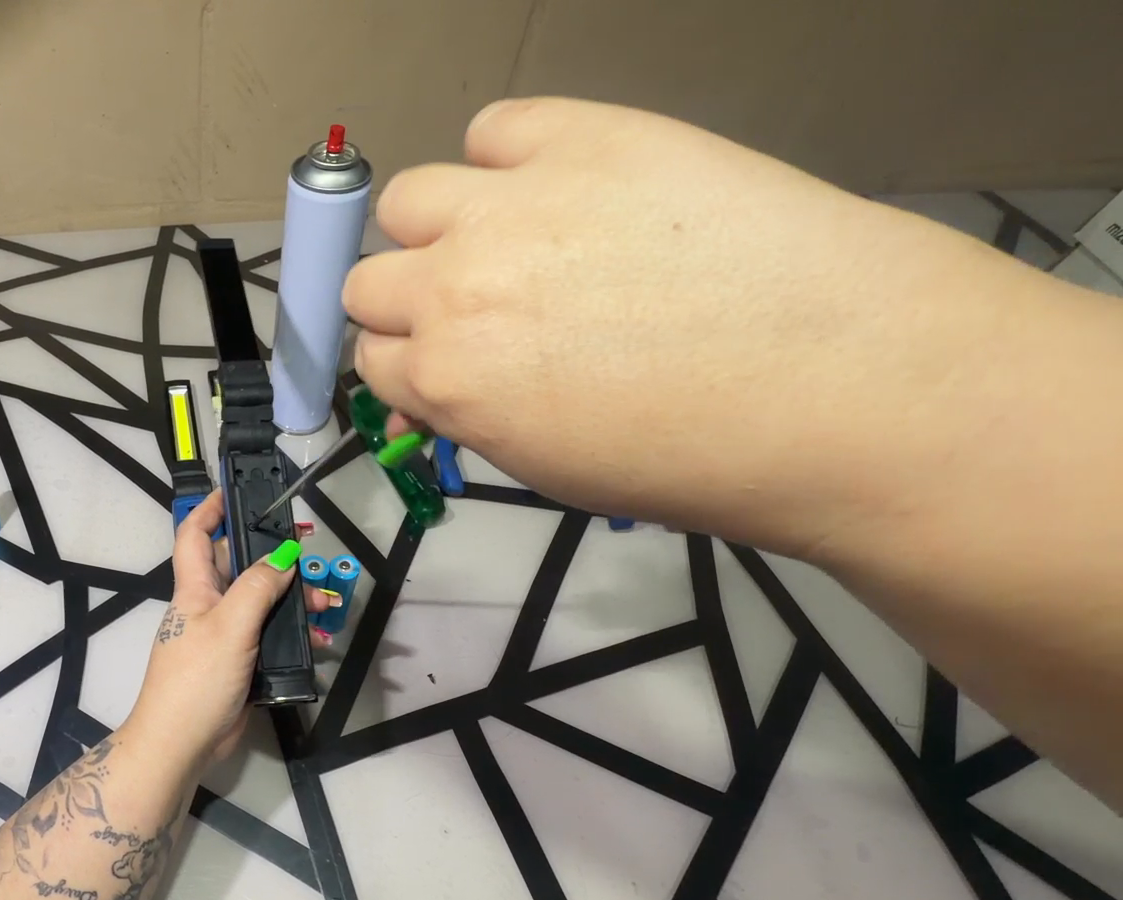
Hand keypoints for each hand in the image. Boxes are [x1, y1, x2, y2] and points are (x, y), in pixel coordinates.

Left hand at [126, 494, 331, 765]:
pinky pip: (270, 639)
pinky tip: (319, 643)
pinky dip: (294, 637)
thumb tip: (283, 557)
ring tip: (326, 609)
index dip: (211, 509)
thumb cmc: (197, 678)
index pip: (196, 536)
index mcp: (195, 588)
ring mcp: (224, 636)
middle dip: (275, 559)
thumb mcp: (229, 626)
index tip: (236, 491)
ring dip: (294, 602)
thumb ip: (257, 588)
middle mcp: (208, 606)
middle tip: (311, 551)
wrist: (181, 744)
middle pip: (242, 568)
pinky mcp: (240, 664)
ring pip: (262, 605)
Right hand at [345, 97, 1056, 557]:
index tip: (445, 366)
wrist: (837, 386)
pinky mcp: (583, 137)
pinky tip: (554, 184)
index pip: (371, 360)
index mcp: (444, 379)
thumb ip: (463, 418)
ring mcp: (512, 204)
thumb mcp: (540, 467)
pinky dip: (507, 155)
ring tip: (502, 238)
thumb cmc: (684, 457)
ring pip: (406, 199)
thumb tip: (424, 392)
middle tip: (469, 310)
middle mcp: (453, 287)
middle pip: (368, 283)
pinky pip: (497, 126)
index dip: (407, 366)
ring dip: (434, 227)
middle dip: (405, 304)